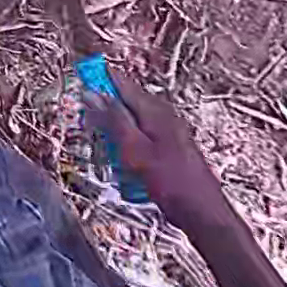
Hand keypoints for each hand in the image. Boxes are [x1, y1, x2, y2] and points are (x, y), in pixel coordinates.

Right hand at [86, 74, 230, 230]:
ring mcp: (169, 132)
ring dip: (114, 126)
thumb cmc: (170, 181)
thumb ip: (114, 120)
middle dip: (105, 106)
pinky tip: (120, 157)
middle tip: (86, 116)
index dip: (102, 78)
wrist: (203, 213)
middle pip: (127, 101)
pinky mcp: (169, 147)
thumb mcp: (134, 149)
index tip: (83, 73)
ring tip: (102, 141)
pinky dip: (126, 140)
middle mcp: (164, 116)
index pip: (123, 84)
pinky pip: (140, 134)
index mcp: (155, 111)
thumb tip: (94, 94)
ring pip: (133, 120)